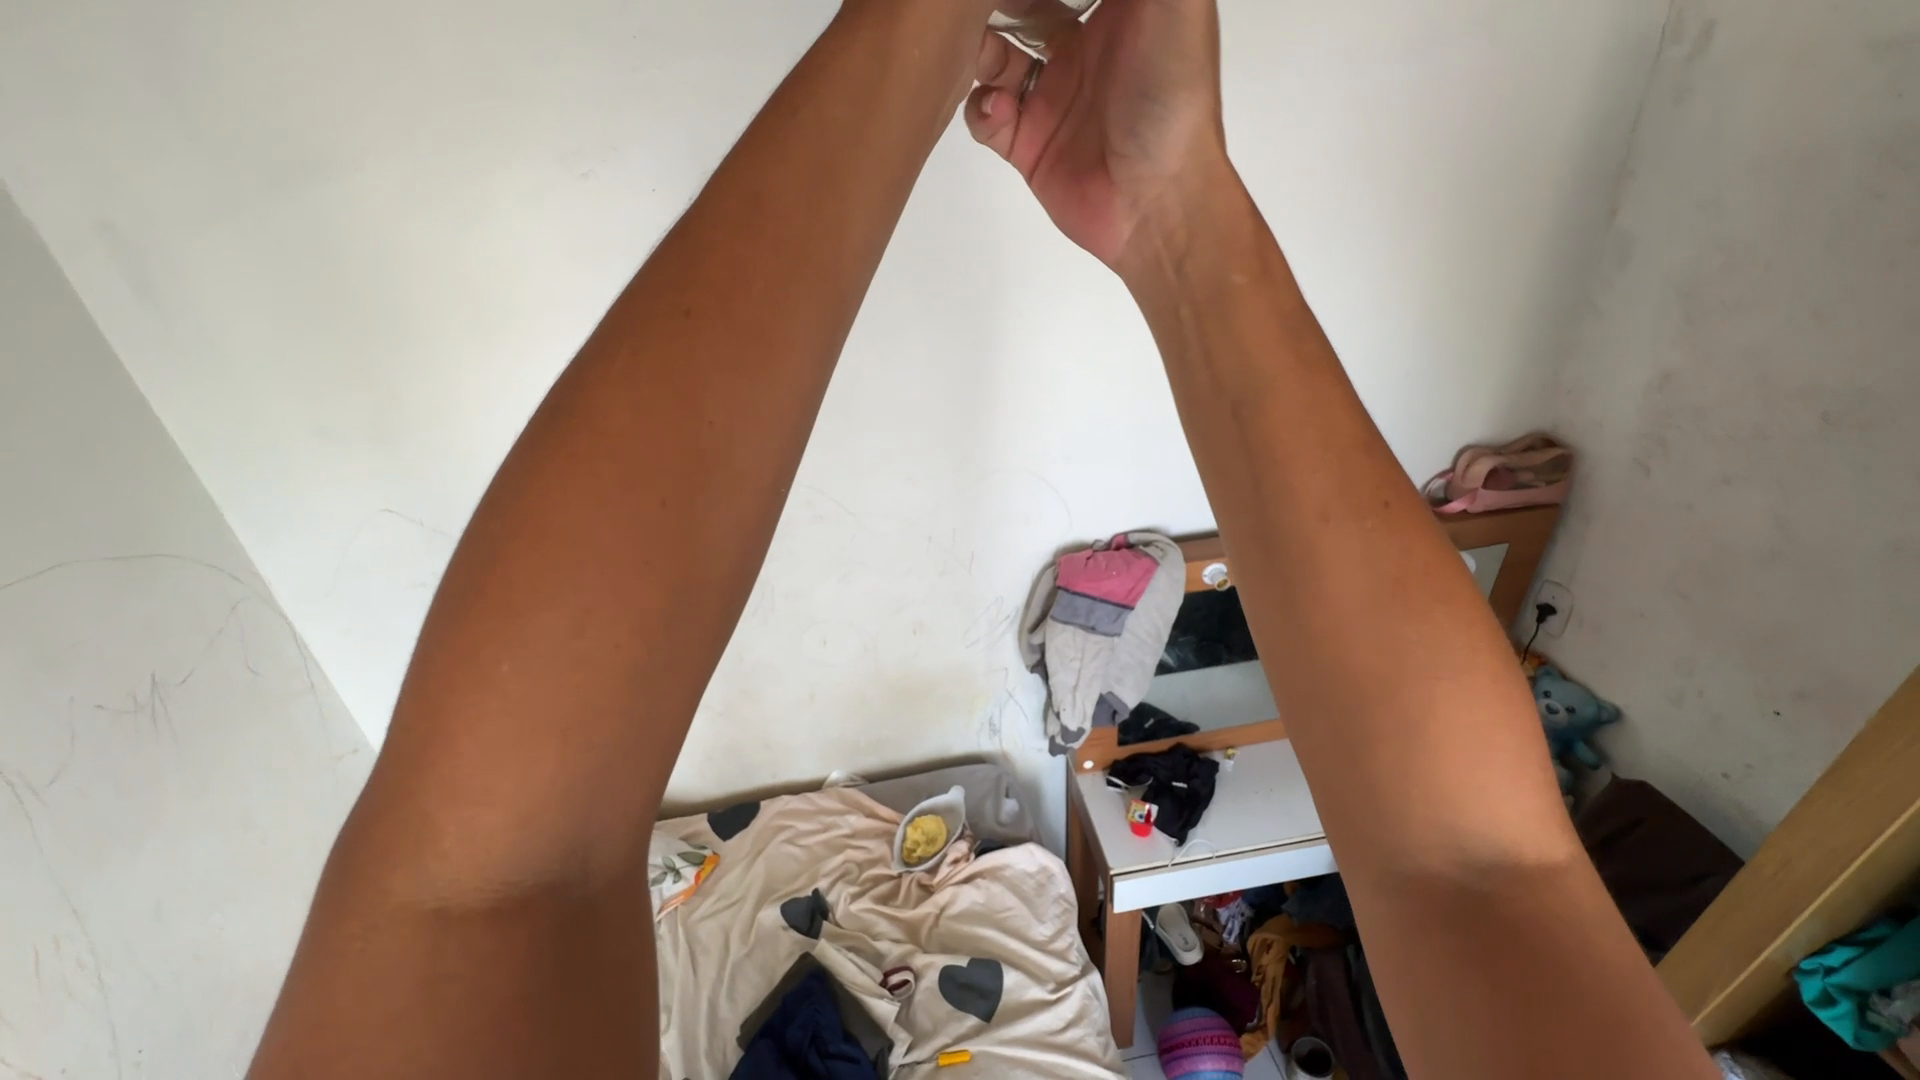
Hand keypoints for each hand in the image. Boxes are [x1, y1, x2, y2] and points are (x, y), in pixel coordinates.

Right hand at [966, 0, 1232, 268]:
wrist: (1156, 203)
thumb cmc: (1172, 103)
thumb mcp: (1174, 3)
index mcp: (1117, 10)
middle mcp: (1080, 50)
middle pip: (1021, 4)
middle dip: (995, 1)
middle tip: (969, 4)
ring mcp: (1051, 99)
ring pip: (992, 56)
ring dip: (976, 51)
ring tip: (980, 53)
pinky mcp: (1029, 146)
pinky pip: (984, 117)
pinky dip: (980, 110)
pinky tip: (999, 111)